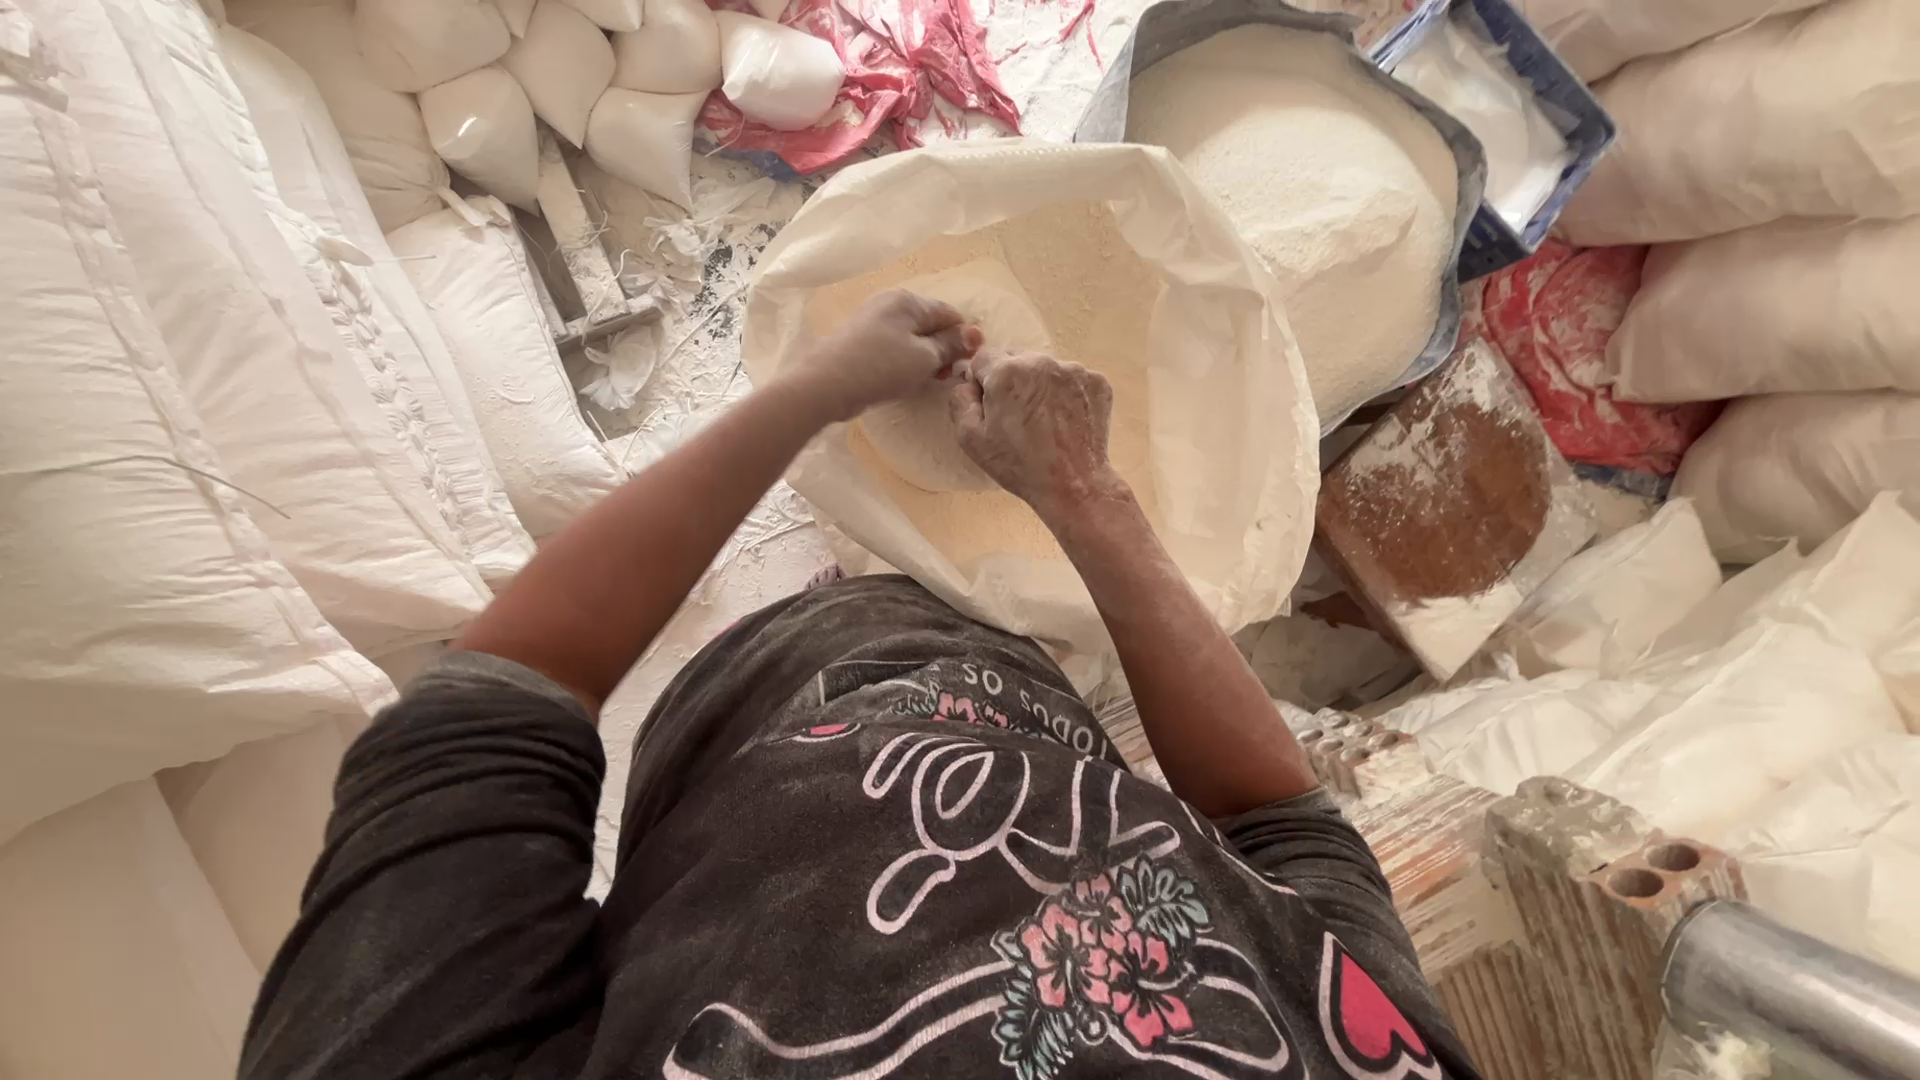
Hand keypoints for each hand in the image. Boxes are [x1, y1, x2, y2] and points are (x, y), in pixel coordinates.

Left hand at [782, 289, 982, 421]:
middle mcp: (889, 302)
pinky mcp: (858, 339)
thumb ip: (950, 345)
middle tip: (944, 376)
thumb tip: (973, 334)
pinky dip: (903, 360)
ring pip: (910, 336)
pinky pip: (892, 345)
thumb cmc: (882, 368)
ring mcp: (871, 319)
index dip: (964, 338)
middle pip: (929, 323)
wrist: (826, 384)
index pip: (950, 314)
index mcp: (910, 300)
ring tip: (923, 380)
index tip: (967, 364)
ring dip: (923, 357)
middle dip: (942, 348)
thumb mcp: (924, 358)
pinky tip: (900, 378)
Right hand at [950, 349, 1127, 519]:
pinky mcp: (1097, 382)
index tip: (991, 405)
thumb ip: (960, 400)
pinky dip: (1066, 395)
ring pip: (1045, 370)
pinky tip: (1064, 421)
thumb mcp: (970, 439)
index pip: (983, 358)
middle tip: (1017, 417)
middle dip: (1012, 382)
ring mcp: (1074, 370)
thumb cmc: (1018, 465)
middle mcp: (1042, 361)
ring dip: (1040, 387)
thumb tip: (968, 381)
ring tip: (1044, 421)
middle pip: (1016, 360)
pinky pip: (1071, 380)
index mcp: (1007, 372)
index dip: (982, 381)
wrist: (1073, 485)